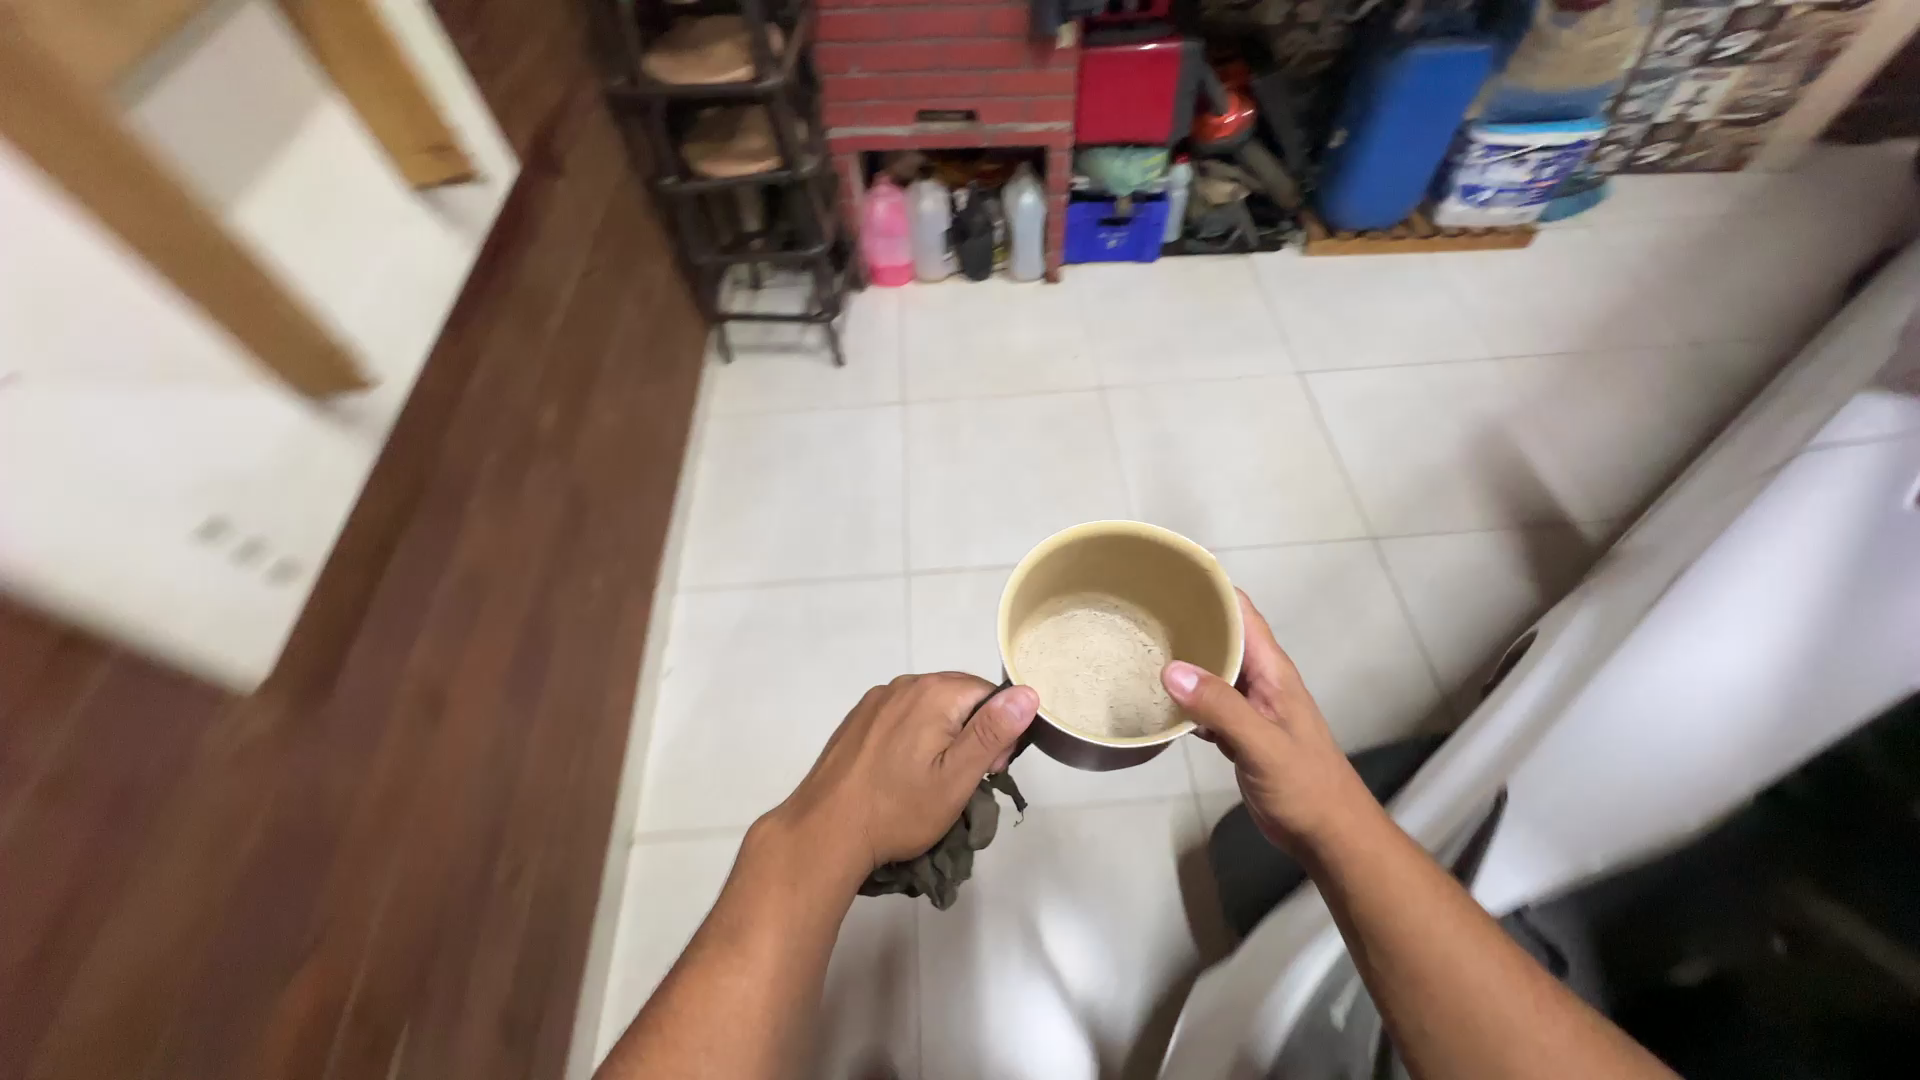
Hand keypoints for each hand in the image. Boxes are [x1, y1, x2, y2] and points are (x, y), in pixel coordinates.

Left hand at [766, 673, 1038, 878]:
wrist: (826, 831)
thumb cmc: (899, 809)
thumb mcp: (957, 777)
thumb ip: (993, 731)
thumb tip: (1028, 692)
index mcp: (934, 692)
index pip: (989, 693)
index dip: (998, 731)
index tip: (988, 770)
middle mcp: (904, 684)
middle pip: (959, 696)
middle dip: (971, 731)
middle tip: (962, 780)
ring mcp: (877, 700)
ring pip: (930, 706)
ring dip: (943, 734)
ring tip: (931, 779)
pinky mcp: (859, 718)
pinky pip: (902, 716)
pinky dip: (913, 736)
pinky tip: (903, 771)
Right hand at [1162, 590, 1380, 856]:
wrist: (1329, 835)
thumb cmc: (1305, 785)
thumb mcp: (1263, 745)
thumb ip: (1221, 707)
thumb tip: (1171, 669)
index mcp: (1272, 670)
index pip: (1241, 611)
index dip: (1210, 587)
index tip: (1167, 575)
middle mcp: (1259, 678)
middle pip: (1221, 633)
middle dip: (1186, 617)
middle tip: (1137, 608)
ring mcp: (1249, 704)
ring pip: (1211, 666)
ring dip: (1181, 655)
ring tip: (1137, 643)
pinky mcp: (1239, 729)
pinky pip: (1205, 699)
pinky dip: (1182, 693)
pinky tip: (1154, 696)